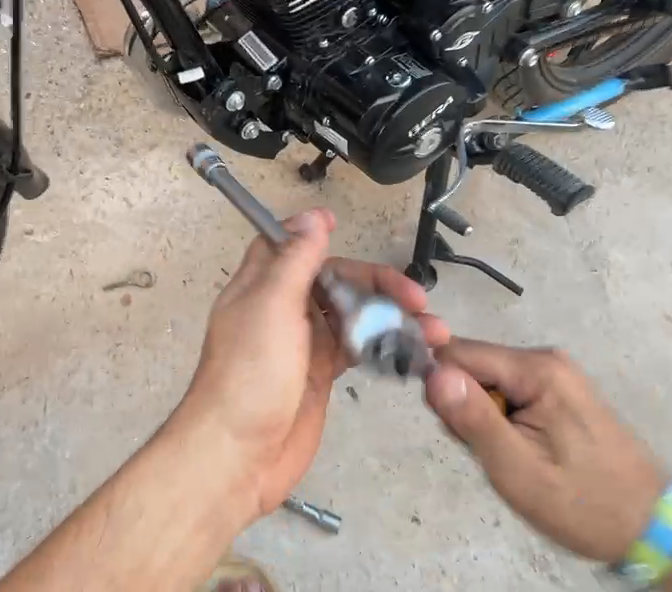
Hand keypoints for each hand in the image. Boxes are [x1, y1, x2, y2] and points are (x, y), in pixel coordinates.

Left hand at [170, 208, 448, 517]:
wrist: (239, 453)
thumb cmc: (250, 373)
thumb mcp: (271, 306)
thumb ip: (294, 261)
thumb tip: (312, 218)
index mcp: (261, 285)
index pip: (287, 246)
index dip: (311, 233)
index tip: (341, 224)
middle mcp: (281, 309)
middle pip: (331, 280)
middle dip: (373, 282)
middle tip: (417, 297)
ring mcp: (301, 343)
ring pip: (349, 315)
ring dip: (388, 316)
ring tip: (431, 329)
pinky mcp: (319, 375)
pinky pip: (355, 349)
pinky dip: (382, 346)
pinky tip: (412, 350)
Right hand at [424, 339, 665, 563]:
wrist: (658, 532)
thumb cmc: (586, 506)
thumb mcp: (520, 472)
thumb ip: (474, 419)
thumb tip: (431, 372)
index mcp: (536, 369)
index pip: (454, 353)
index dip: (441, 388)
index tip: (457, 431)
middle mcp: (544, 358)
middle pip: (469, 365)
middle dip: (465, 407)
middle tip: (490, 453)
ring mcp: (554, 373)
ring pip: (485, 380)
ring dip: (483, 417)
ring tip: (511, 457)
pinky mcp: (559, 389)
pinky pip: (507, 391)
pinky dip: (502, 419)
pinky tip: (523, 449)